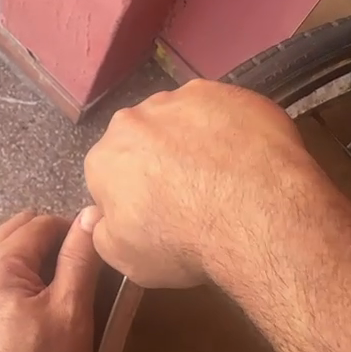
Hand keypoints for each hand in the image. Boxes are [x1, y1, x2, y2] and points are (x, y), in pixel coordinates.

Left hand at [0, 209, 101, 351]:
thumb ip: (80, 258)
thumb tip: (90, 213)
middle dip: (54, 242)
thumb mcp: (70, 312)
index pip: (42, 223)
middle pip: (20, 230)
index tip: (100, 256)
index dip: (75, 232)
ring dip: (39, 260)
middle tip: (84, 274)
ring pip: (9, 251)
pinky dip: (23, 278)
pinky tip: (43, 308)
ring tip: (67, 293)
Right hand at [83, 79, 336, 287]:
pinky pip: (221, 110)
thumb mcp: (126, 259)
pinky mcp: (224, 92)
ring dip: (193, 140)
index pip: (108, 175)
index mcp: (104, 158)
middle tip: (190, 194)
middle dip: (158, 161)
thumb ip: (101, 234)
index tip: (157, 215)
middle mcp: (133, 120)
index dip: (132, 196)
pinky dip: (230, 128)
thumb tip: (96, 214)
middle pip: (142, 140)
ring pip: (181, 120)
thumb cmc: (182, 241)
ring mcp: (180, 100)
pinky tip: (249, 155)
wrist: (253, 213)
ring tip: (224, 174)